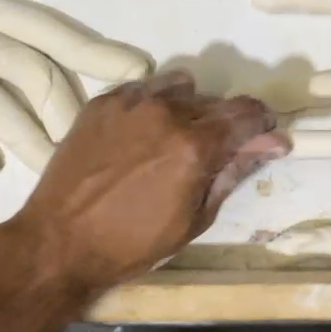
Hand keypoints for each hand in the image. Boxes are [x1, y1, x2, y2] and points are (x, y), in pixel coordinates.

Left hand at [12, 69, 286, 294]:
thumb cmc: (133, 244)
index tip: (266, 135)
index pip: (248, 115)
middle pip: (218, 101)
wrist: (59, 242)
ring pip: (183, 88)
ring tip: (179, 136)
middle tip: (221, 147)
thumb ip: (233, 173)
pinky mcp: (104, 102)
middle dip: (230, 122)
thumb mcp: (195, 219)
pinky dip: (157, 103)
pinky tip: (146, 131)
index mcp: (196, 145)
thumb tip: (271, 145)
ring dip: (193, 107)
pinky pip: (146, 88)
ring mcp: (132, 103)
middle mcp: (168, 112)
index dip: (264, 123)